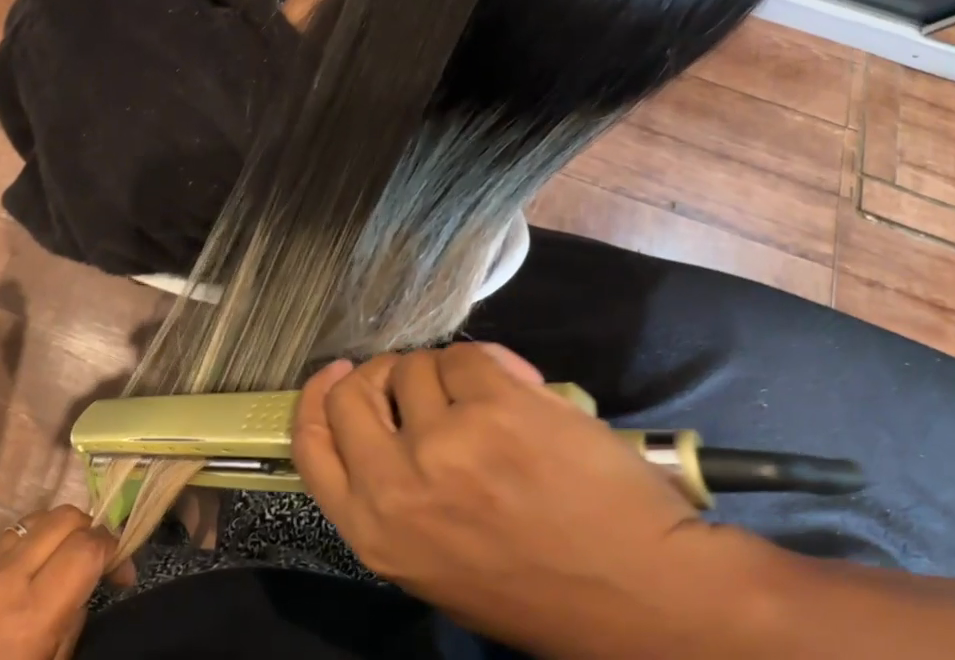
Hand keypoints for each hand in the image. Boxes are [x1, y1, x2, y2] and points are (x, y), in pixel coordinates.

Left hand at [0, 506, 113, 659]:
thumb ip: (73, 621)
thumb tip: (88, 581)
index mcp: (31, 614)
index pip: (86, 548)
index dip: (113, 548)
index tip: (122, 571)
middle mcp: (3, 576)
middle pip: (64, 517)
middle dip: (90, 531)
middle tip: (100, 561)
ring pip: (36, 518)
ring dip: (61, 532)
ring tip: (67, 561)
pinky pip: (7, 535)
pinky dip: (30, 542)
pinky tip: (31, 570)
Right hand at [292, 344, 747, 655]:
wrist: (643, 598)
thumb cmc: (537, 590)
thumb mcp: (433, 564)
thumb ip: (390, 498)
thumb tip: (377, 416)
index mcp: (375, 531)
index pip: (310, 445)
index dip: (316, 398)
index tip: (335, 374)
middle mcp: (395, 484)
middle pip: (352, 394)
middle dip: (376, 375)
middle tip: (409, 379)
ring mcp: (444, 441)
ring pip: (413, 368)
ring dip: (441, 376)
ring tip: (483, 404)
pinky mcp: (496, 407)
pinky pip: (467, 356)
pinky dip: (487, 366)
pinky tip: (516, 392)